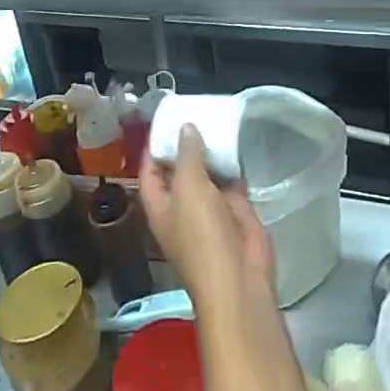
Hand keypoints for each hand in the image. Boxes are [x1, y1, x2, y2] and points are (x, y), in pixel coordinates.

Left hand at [139, 124, 274, 311]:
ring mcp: (210, 210)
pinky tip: (238, 143)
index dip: (154, 149)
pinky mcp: (235, 212)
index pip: (150, 172)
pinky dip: (235, 166)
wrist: (239, 277)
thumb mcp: (189, 188)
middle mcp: (182, 207)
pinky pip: (232, 183)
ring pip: (207, 175)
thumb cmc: (202, 234)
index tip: (165, 123)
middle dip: (186, 146)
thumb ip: (188, 156)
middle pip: (180, 171)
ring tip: (217, 121)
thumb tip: (186, 129)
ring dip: (212, 153)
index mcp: (160, 205)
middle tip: (196, 114)